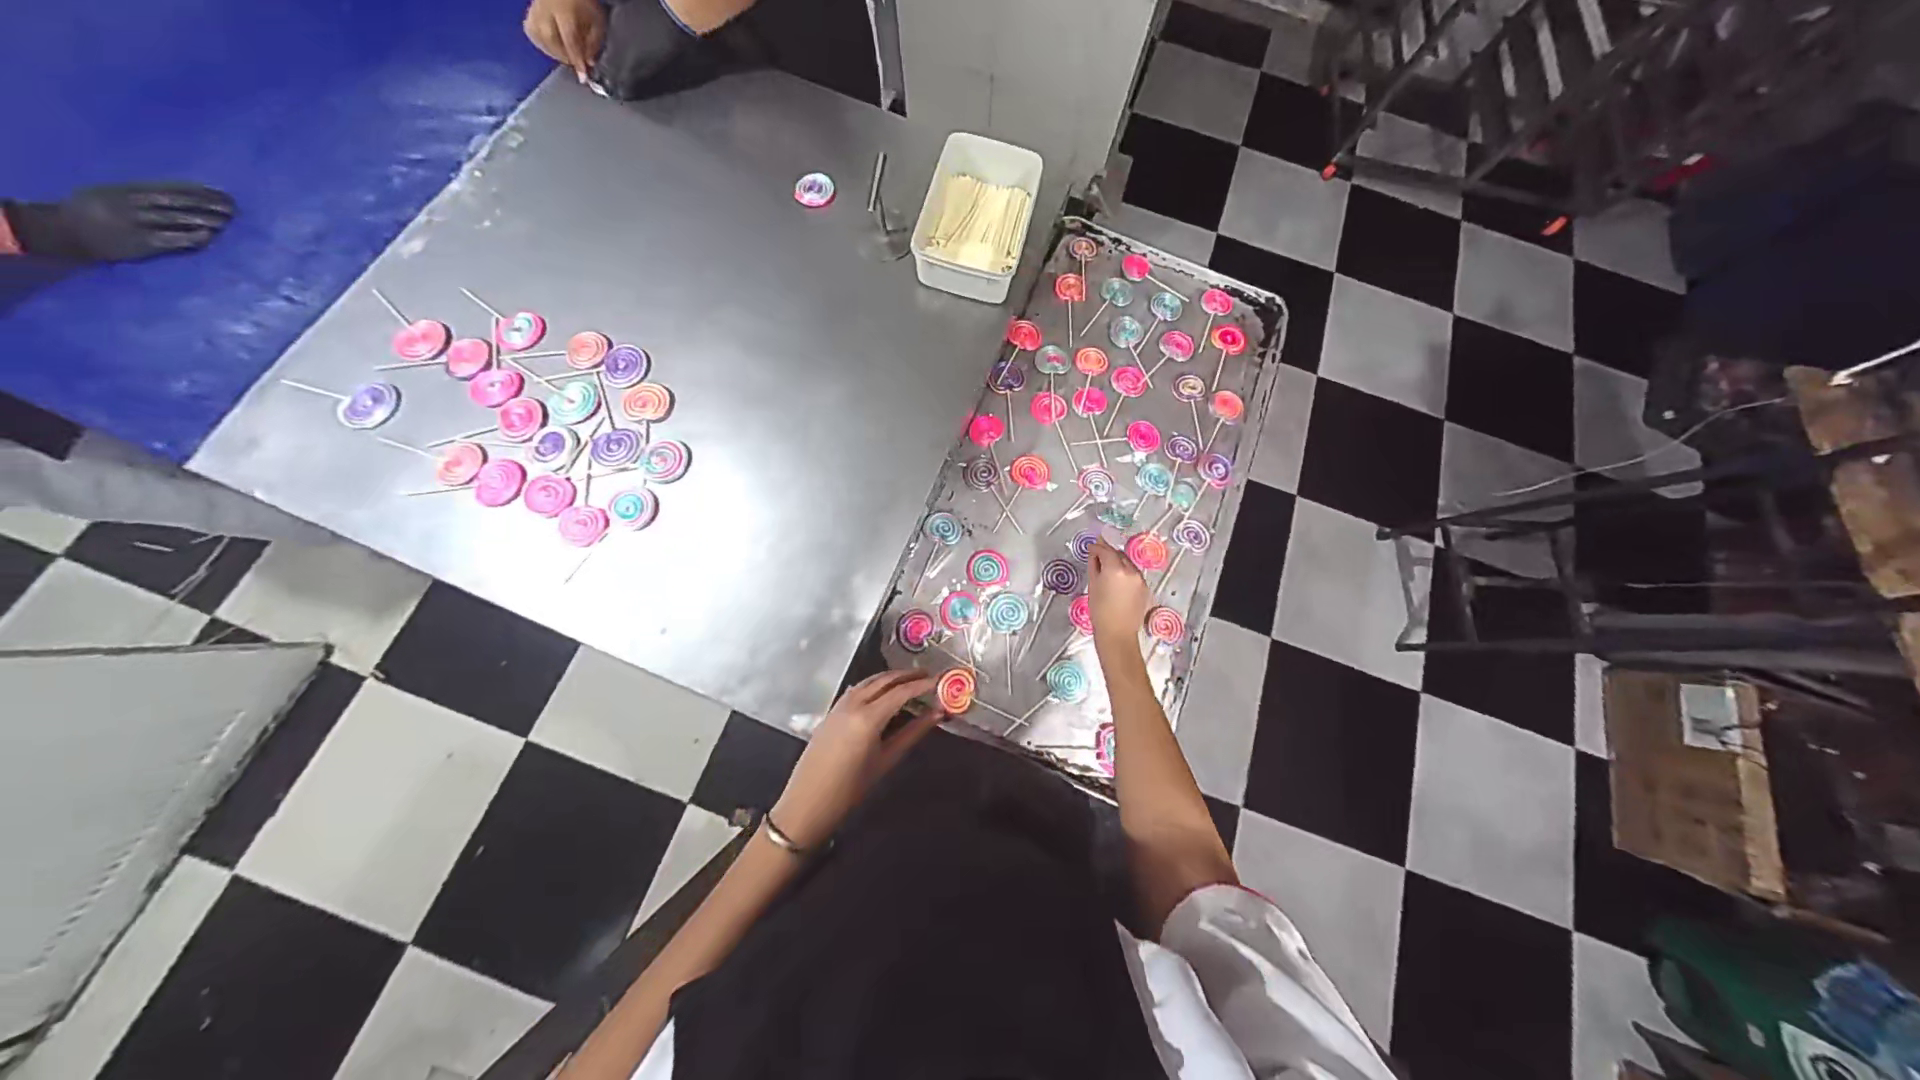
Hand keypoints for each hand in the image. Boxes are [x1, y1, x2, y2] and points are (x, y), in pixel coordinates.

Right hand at [3, 184, 234, 262]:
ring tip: (227, 220)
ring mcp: (134, 222)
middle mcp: (129, 202)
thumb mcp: (110, 195)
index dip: (197, 190)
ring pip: (175, 217)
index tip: (222, 193)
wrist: (63, 233)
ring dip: (204, 219)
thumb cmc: (92, 214)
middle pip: (175, 200)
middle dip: (206, 203)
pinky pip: (171, 239)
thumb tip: (184, 196)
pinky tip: (209, 236)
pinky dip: (192, 237)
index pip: (168, 187)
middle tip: (232, 207)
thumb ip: (141, 195)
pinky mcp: (140, 242)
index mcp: (124, 189)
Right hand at [524, 0, 606, 80]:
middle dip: (563, 55)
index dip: (577, 60)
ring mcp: (535, 6)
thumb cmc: (585, 3)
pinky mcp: (531, 9)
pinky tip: (551, 47)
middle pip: (549, 37)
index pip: (569, 39)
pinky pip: (530, 28)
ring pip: (537, 34)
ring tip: (564, 56)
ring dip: (551, 51)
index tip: (583, 78)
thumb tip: (588, 62)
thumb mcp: (597, 22)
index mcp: (564, 9)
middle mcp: (545, 6)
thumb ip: (594, 43)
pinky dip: (540, 42)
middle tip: (574, 62)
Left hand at [770, 670, 943, 848]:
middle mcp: (853, 704)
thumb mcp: (886, 760)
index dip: (923, 684)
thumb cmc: (851, 788)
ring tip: (910, 680)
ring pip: (869, 681)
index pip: (901, 692)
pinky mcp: (832, 711)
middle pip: (884, 680)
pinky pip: (857, 689)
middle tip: (929, 675)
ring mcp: (839, 705)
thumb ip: (913, 733)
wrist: (808, 802)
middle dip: (907, 675)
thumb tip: (937, 713)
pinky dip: (874, 685)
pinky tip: (883, 692)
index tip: (941, 680)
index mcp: (868, 717)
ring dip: (890, 677)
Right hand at [1087, 539, 1150, 647]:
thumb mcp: (1093, 585)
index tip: (1091, 547)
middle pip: (1118, 554)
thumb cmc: (1100, 610)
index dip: (1097, 547)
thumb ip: (1094, 564)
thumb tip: (1094, 553)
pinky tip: (1118, 580)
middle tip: (1097, 555)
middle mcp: (1131, 570)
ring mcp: (1140, 579)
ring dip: (1118, 562)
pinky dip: (1126, 572)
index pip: (1106, 550)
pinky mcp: (1145, 587)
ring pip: (1128, 563)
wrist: (1117, 632)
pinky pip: (1134, 574)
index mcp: (1116, 569)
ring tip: (1107, 568)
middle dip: (1108, 553)